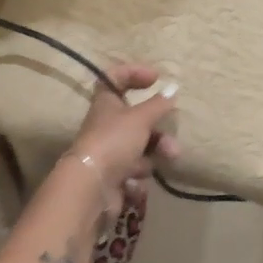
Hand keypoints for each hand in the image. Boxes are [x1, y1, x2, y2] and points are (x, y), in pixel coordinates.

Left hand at [63, 64, 180, 214]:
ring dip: (157, 151)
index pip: (114, 77)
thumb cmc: (113, 141)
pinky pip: (134, 170)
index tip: (156, 78)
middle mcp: (106, 125)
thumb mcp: (140, 118)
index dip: (134, 72)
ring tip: (171, 157)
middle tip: (172, 129)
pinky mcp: (112, 176)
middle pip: (136, 119)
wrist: (90, 189)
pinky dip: (140, 175)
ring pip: (139, 146)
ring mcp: (108, 152)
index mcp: (106, 103)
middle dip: (158, 127)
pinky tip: (138, 181)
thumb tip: (173, 88)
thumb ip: (158, 104)